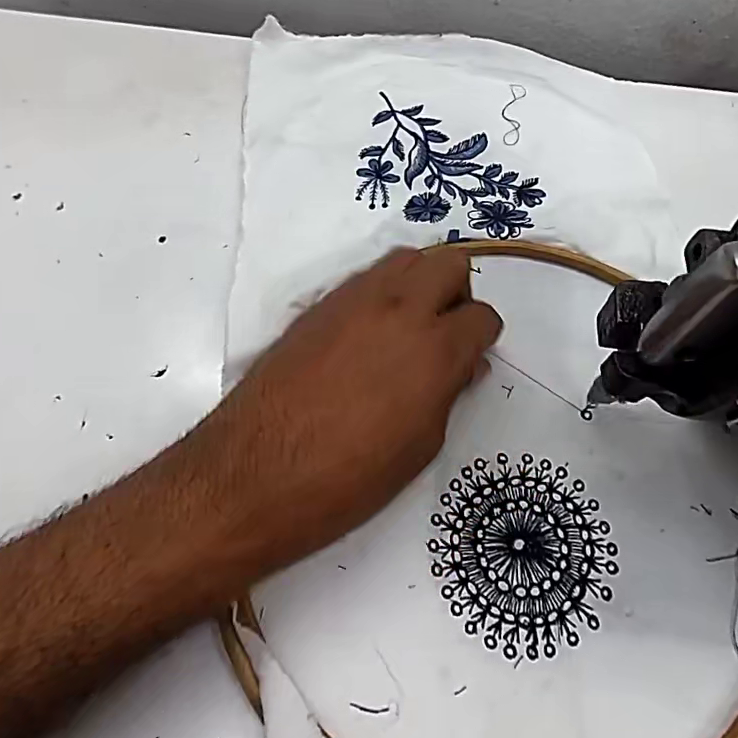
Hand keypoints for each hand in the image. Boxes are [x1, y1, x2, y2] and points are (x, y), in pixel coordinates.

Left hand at [169, 247, 501, 573]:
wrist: (256, 472)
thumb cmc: (348, 478)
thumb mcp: (419, 446)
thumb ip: (447, 394)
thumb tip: (461, 366)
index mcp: (434, 350)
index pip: (482, 316)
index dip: (482, 338)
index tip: (470, 358)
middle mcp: (399, 310)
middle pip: (449, 263)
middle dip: (458, 294)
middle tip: (444, 333)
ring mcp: (354, 300)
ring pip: (406, 258)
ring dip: (419, 283)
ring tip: (407, 329)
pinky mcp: (318, 305)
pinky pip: (365, 278)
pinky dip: (381, 293)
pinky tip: (367, 335)